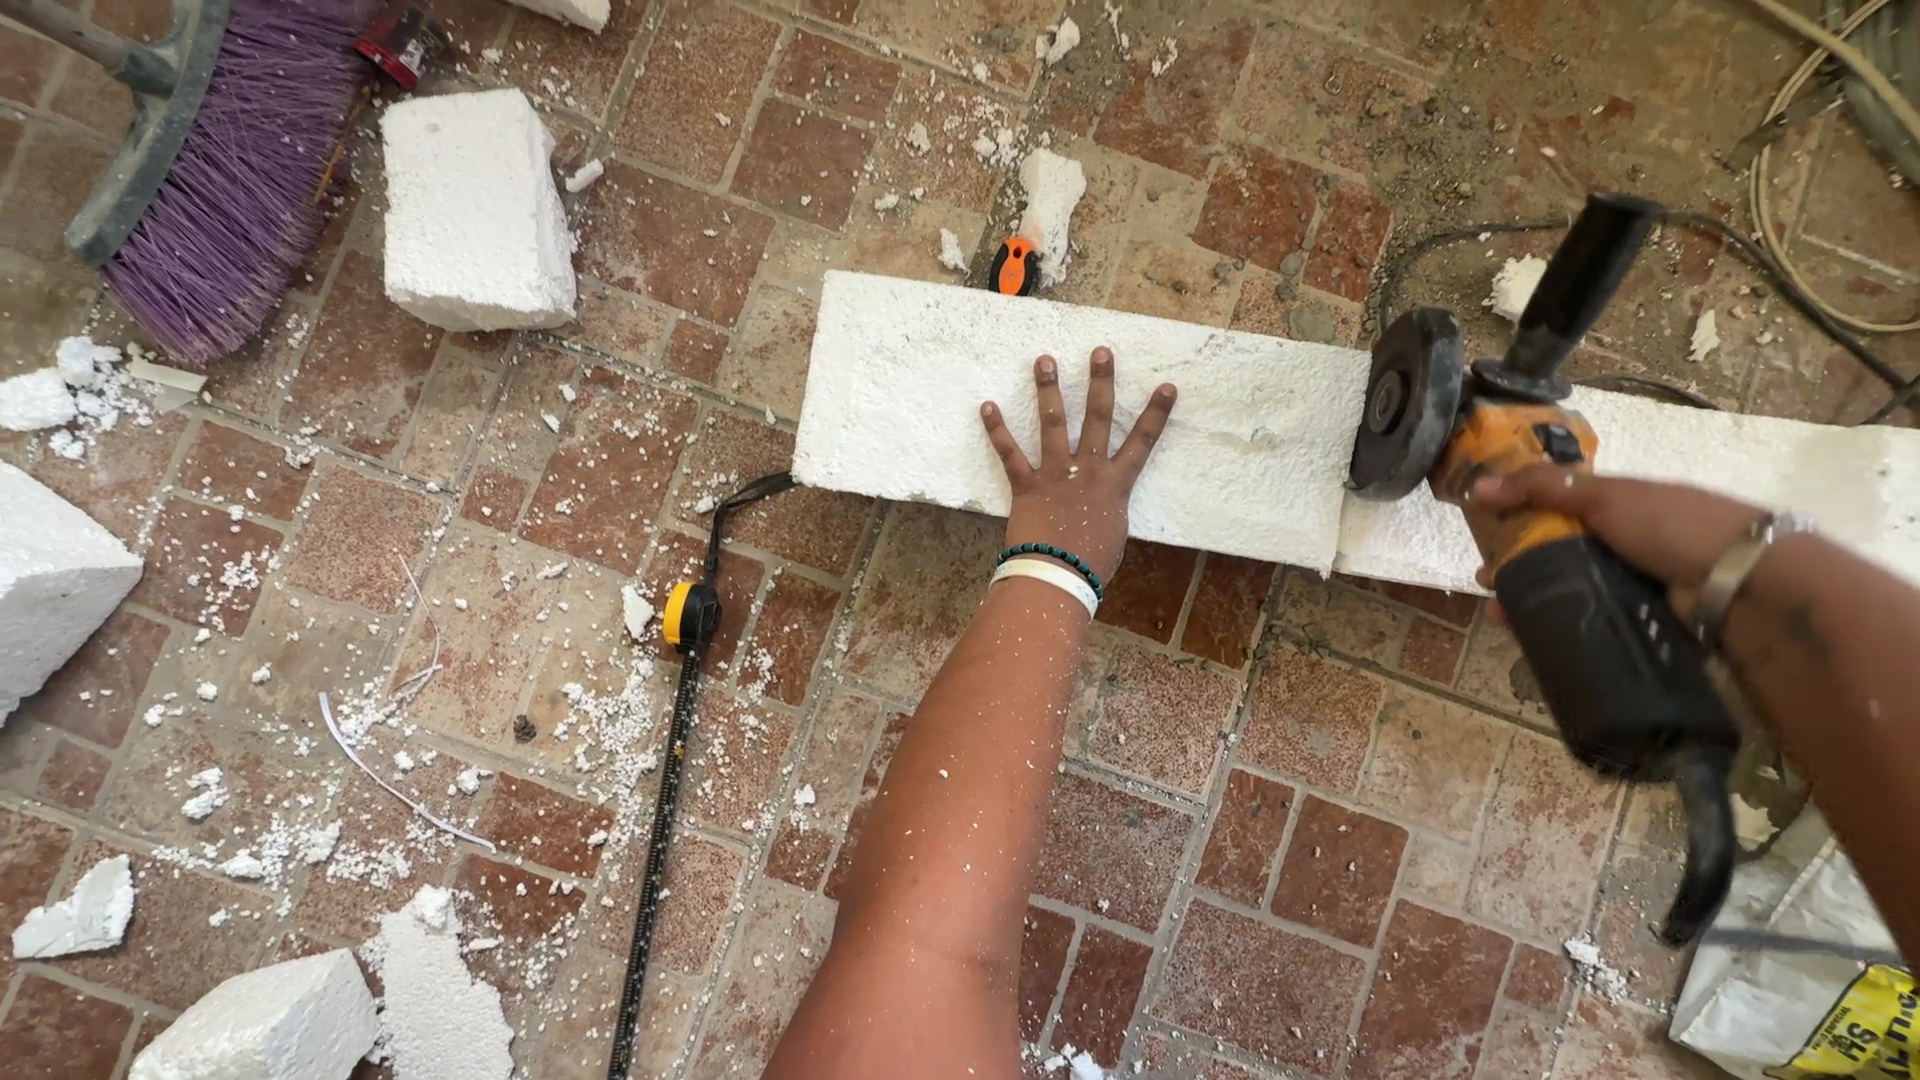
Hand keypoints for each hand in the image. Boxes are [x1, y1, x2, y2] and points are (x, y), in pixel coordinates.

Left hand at [981, 348, 1176, 581]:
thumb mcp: (1112, 535)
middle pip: (1097, 417)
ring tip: (1044, 359)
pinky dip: (996, 430)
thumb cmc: (1090, 566)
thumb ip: (1107, 511)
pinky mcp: (1026, 485)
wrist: (1058, 577)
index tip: (1167, 385)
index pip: (1143, 442)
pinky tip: (986, 405)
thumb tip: (1101, 508)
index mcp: (1115, 485)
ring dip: (1048, 389)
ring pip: (1053, 423)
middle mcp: (1087, 470)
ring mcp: (1055, 474)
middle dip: (1100, 381)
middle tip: (1099, 352)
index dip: (1157, 413)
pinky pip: (1009, 453)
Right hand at [1469, 466, 1764, 599]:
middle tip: (1486, 578)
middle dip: (1513, 563)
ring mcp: (1629, 581)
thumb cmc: (1675, 526)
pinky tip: (1521, 629)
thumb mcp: (1606, 495)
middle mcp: (1623, 541)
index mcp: (1620, 505)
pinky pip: (1580, 618)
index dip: (1517, 515)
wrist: (1747, 586)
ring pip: (1563, 587)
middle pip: (1553, 551)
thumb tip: (1475, 486)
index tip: (1484, 531)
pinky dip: (1549, 621)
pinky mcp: (1633, 617)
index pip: (1556, 507)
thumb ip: (1542, 487)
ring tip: (1498, 611)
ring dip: (1524, 596)